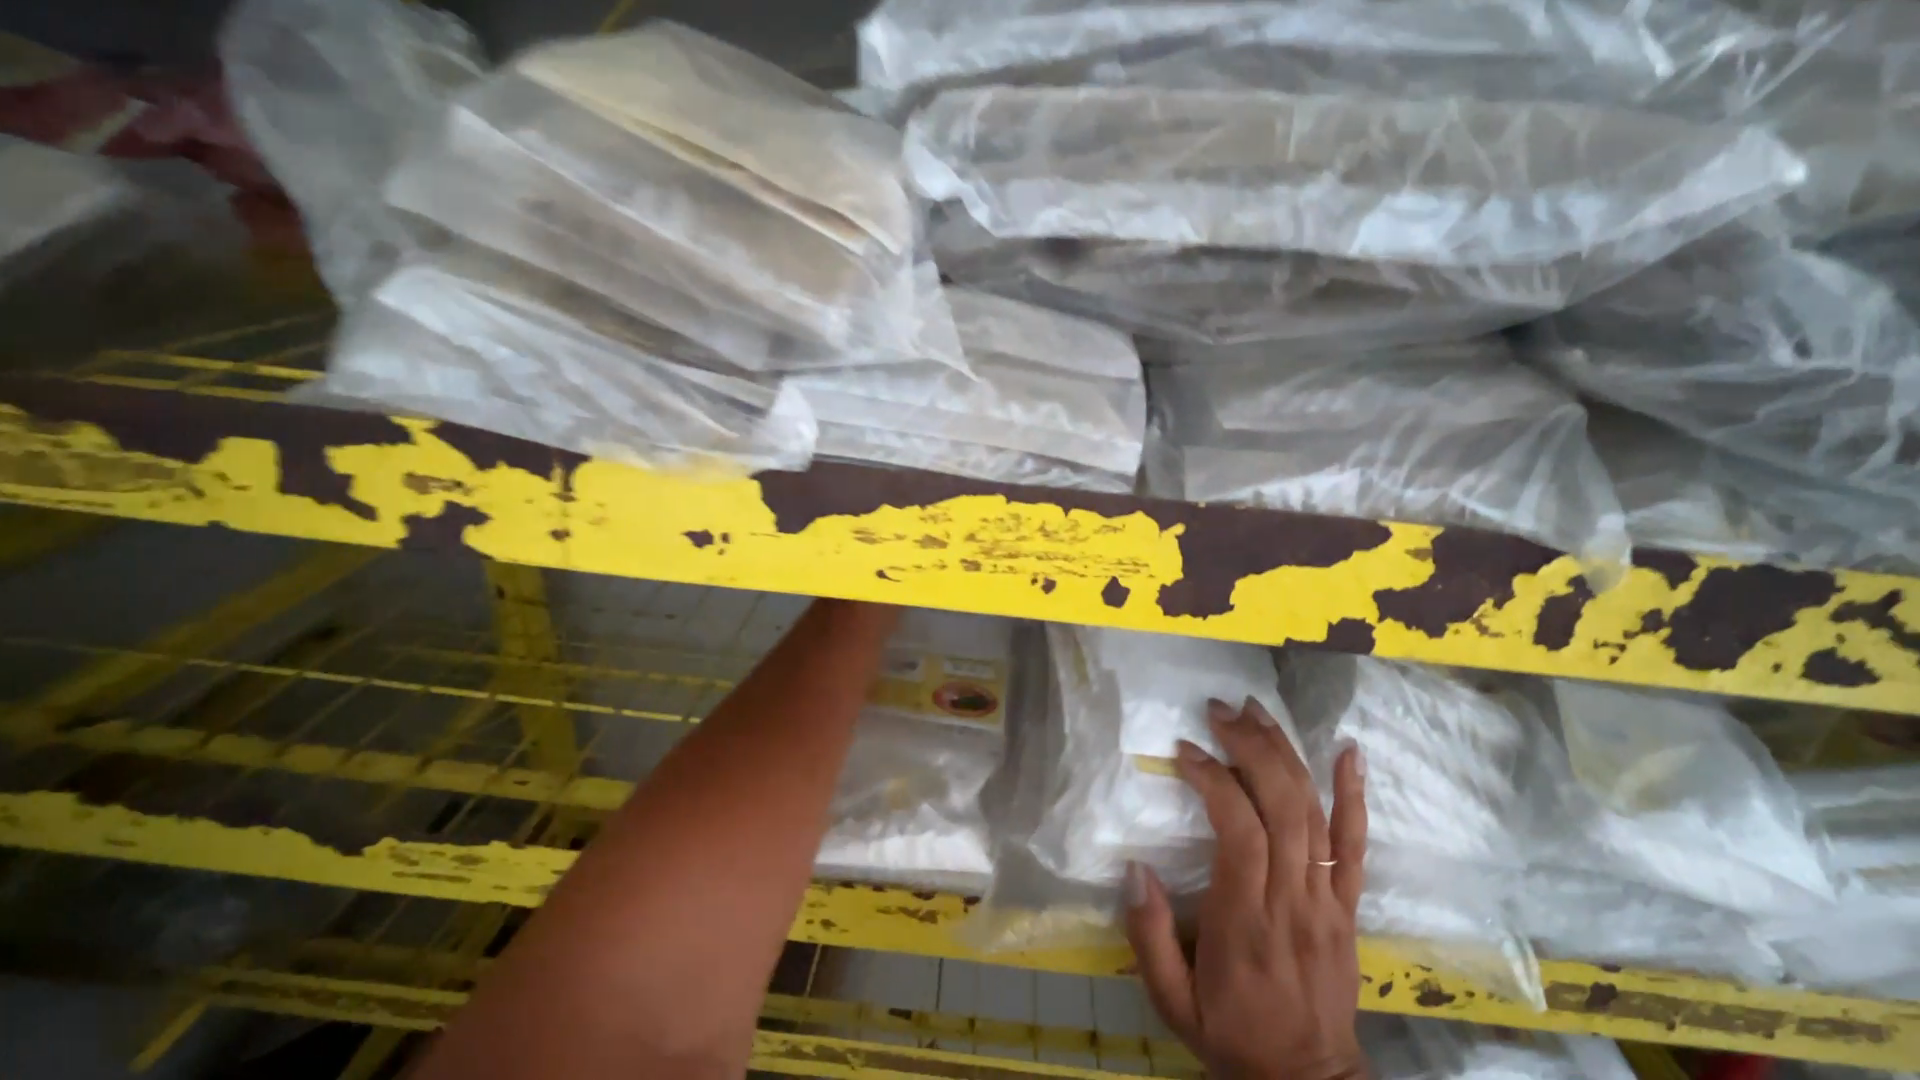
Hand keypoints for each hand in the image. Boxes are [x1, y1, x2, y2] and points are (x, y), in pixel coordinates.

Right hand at [1124, 696, 1368, 1079]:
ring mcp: (1329, 902)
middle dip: (1251, 748)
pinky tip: (1348, 751)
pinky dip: (1354, 795)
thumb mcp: (1171, 1001)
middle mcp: (1293, 901)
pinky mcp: (1349, 907)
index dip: (1214, 781)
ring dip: (1287, 754)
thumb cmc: (1231, 1034)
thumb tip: (1135, 868)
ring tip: (1258, 712)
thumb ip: (1151, 935)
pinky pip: (1357, 845)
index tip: (1184, 751)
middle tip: (1220, 711)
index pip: (1240, 832)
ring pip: (1316, 814)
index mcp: (1246, 922)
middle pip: (1283, 807)